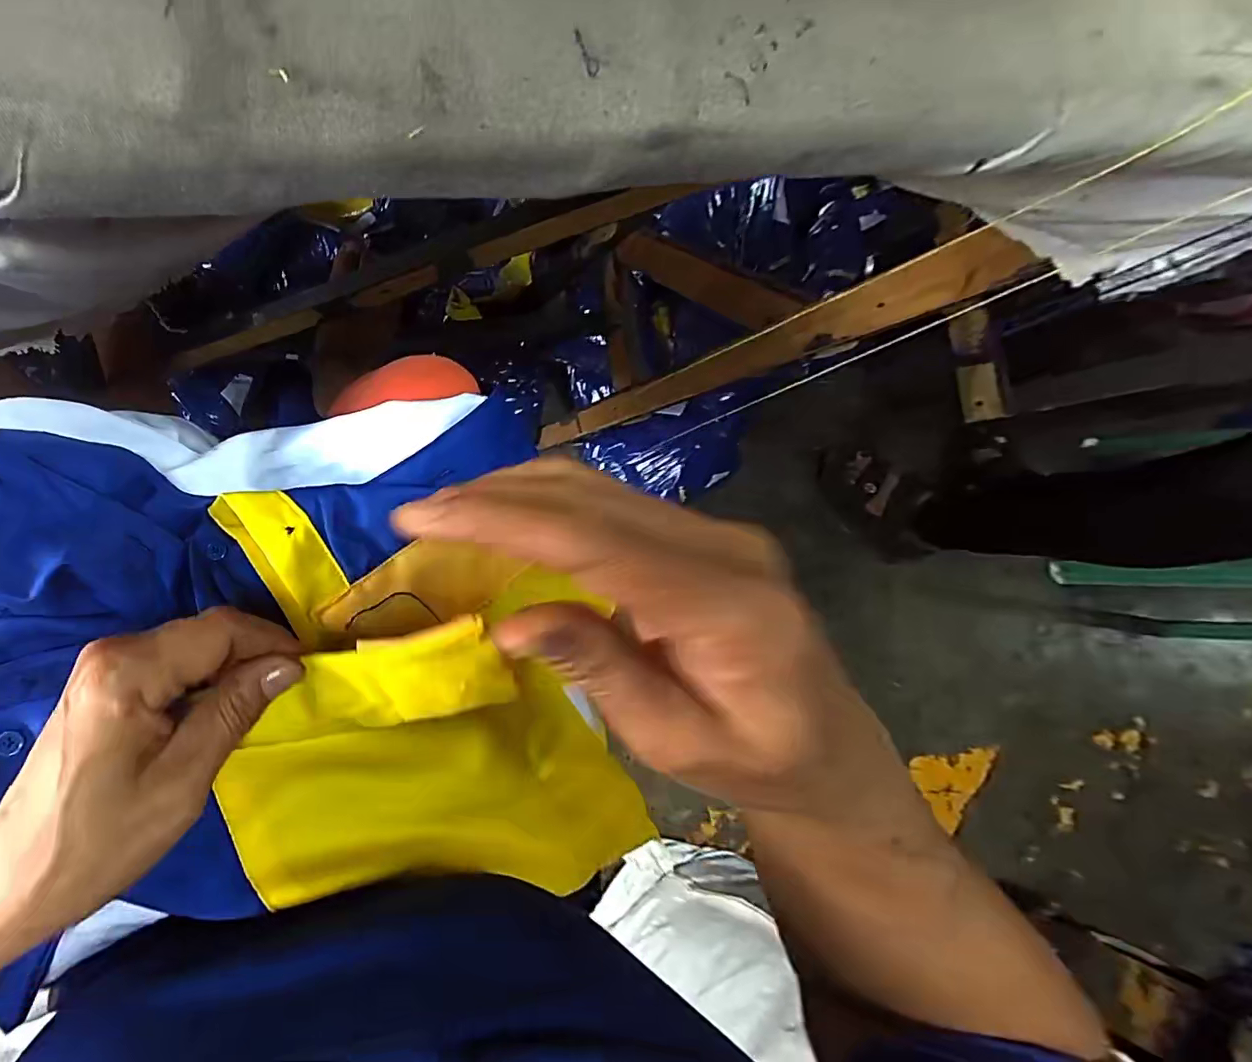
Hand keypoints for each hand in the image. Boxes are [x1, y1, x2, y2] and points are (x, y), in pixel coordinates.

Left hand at [0, 608, 305, 963]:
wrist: (16, 880)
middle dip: (254, 653)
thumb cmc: (103, 840)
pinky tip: (220, 706)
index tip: (306, 670)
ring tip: (262, 699)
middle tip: (289, 688)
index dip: (270, 641)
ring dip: (232, 665)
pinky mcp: (102, 682)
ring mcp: (103, 664)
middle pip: (205, 631)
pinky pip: (170, 661)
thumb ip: (235, 710)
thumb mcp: (184, 779)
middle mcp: (112, 651)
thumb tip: (288, 664)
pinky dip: (205, 676)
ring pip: (191, 644)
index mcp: (128, 669)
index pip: (220, 629)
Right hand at [393, 458, 935, 840]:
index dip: (501, 521)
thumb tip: (511, 625)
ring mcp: (715, 532)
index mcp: (722, 601)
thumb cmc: (758, 763)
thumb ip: (600, 669)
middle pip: (590, 497)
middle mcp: (721, 545)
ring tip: (450, 510)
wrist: (830, 746)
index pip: (591, 539)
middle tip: (421, 514)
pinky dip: (549, 503)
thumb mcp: (675, 740)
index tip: (425, 518)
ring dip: (517, 491)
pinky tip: (509, 516)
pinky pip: (613, 503)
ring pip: (599, 488)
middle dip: (495, 497)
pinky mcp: (703, 535)